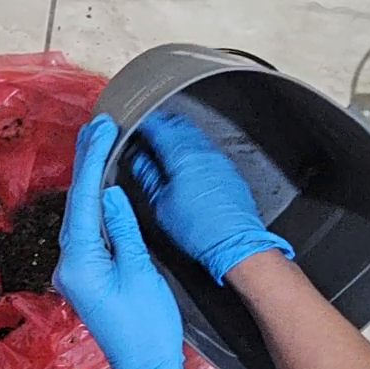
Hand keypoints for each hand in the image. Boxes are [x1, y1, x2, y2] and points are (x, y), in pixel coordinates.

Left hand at [56, 115, 193, 368]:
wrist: (145, 367)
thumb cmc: (147, 326)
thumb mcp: (140, 272)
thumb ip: (123, 231)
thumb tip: (111, 194)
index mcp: (79, 262)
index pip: (84, 201)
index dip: (92, 161)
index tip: (101, 129)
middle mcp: (68, 265)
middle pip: (76, 205)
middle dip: (86, 163)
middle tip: (97, 126)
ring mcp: (75, 271)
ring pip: (80, 216)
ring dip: (89, 181)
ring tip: (97, 144)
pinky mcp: (86, 276)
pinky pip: (87, 232)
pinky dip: (93, 205)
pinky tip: (101, 187)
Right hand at [129, 113, 293, 284]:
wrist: (235, 243)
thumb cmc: (200, 230)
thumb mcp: (162, 206)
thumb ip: (149, 179)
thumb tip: (140, 164)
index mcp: (182, 156)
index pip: (158, 127)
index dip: (143, 126)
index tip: (135, 131)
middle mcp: (203, 152)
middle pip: (178, 125)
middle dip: (161, 127)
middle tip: (148, 137)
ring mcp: (219, 159)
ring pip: (194, 136)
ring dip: (178, 139)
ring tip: (165, 152)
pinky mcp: (229, 171)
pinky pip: (207, 150)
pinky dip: (193, 151)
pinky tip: (186, 166)